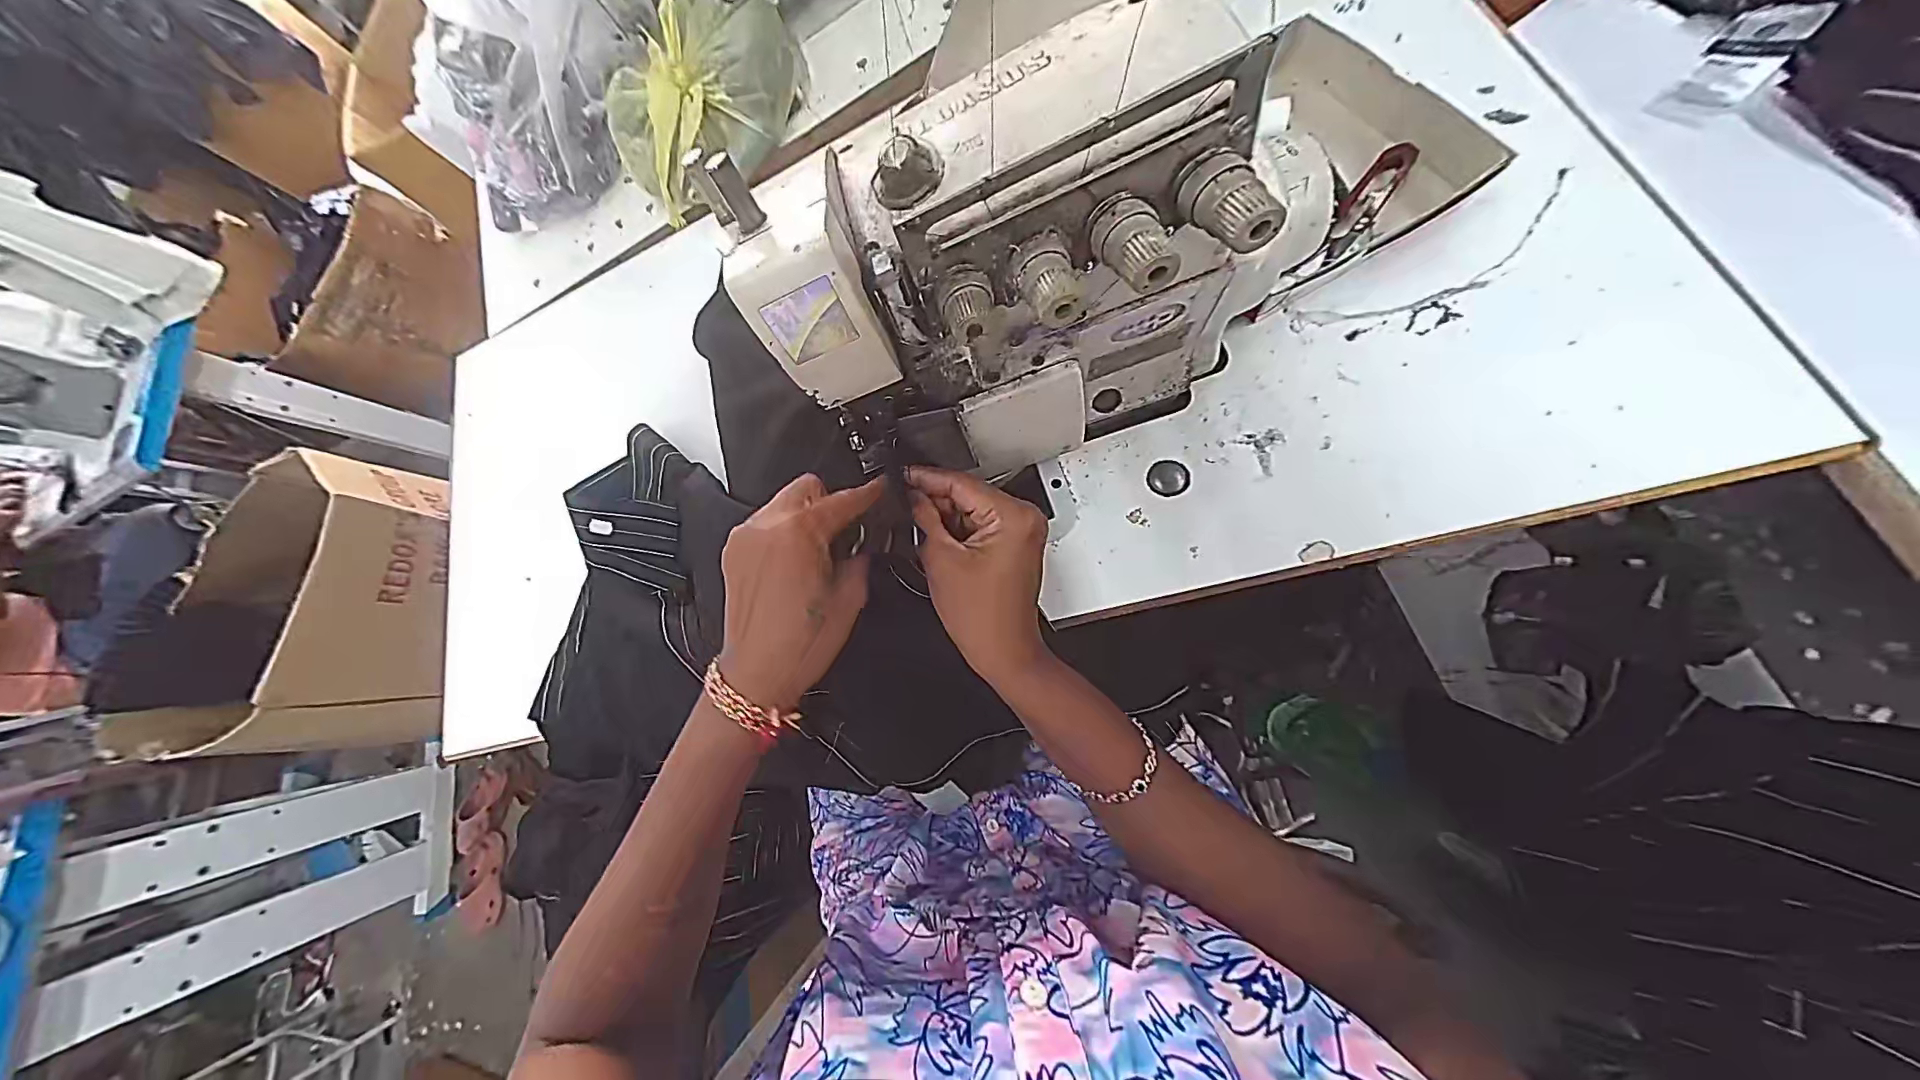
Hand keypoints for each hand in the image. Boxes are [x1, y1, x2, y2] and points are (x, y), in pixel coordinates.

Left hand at [717, 474, 883, 711]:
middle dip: (830, 502)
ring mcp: (746, 539)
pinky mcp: (734, 552)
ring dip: (806, 516)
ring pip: (784, 502)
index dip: (867, 495)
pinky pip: (766, 524)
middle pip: (807, 488)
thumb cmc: (798, 645)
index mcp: (798, 533)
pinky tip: (797, 560)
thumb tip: (861, 544)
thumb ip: (859, 558)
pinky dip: (784, 532)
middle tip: (847, 527)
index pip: (841, 500)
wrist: (758, 673)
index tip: (878, 491)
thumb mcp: (850, 598)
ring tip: (819, 550)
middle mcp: (766, 528)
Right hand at [905, 466, 1050, 686]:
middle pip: (968, 493)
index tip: (904, 476)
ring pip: (972, 509)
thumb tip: (914, 496)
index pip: (961, 482)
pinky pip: (981, 524)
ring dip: (945, 517)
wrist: (1004, 651)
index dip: (925, 478)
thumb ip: (924, 519)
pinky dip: (958, 530)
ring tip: (920, 531)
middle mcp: (1024, 518)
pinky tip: (939, 542)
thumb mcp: (941, 560)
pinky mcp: (1015, 543)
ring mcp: (1022, 531)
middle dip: (934, 500)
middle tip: (904, 505)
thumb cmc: (984, 620)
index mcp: (1013, 517)